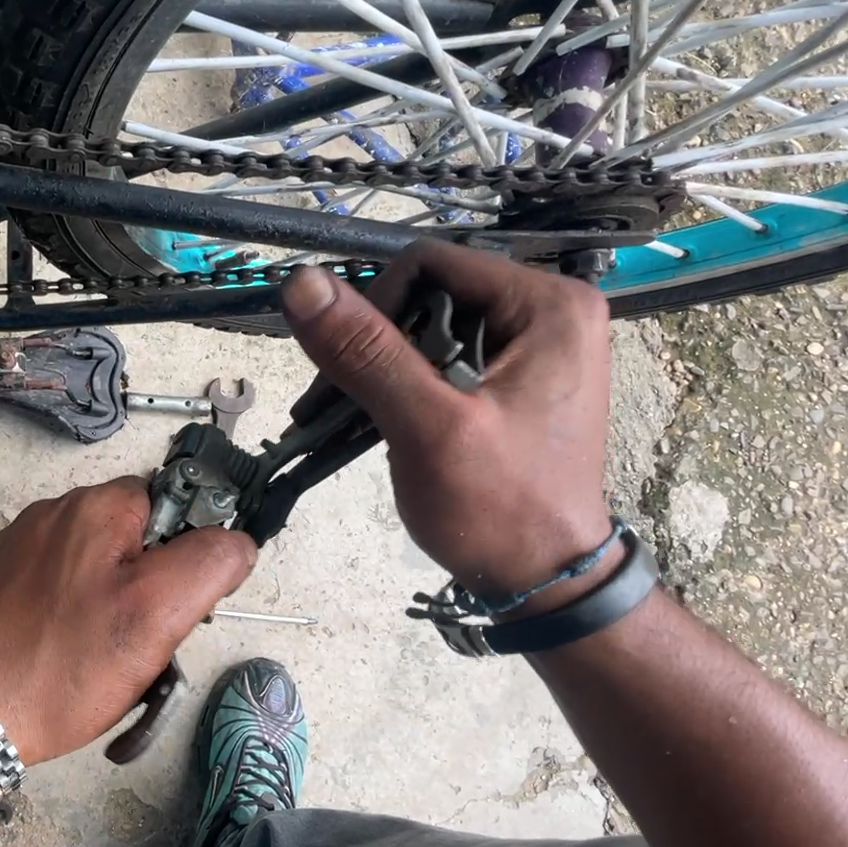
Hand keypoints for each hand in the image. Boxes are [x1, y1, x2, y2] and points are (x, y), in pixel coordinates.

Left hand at [0, 477, 255, 763]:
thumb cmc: (63, 665)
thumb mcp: (158, 613)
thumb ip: (209, 563)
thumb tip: (236, 540)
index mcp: (94, 506)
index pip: (172, 502)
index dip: (189, 551)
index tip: (182, 602)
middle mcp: (53, 513)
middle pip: (134, 536)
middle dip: (152, 586)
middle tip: (143, 641)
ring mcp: (21, 546)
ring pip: (98, 566)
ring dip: (117, 606)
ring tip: (106, 658)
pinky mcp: (1, 580)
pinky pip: (62, 587)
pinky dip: (77, 616)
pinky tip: (70, 656)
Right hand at [280, 239, 616, 609]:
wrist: (542, 581)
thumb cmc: (497, 507)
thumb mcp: (427, 426)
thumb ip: (366, 352)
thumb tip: (300, 283)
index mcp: (547, 306)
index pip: (430, 265)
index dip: (371, 308)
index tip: (343, 371)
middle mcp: (544, 313)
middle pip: (424, 296)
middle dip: (367, 345)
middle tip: (332, 403)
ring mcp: (528, 348)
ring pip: (421, 329)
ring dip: (371, 369)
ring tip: (337, 417)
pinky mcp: (505, 381)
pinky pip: (434, 361)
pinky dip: (392, 386)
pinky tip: (364, 419)